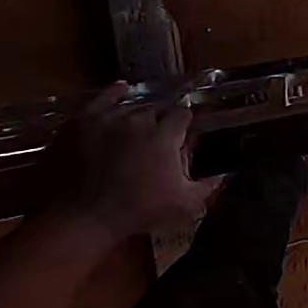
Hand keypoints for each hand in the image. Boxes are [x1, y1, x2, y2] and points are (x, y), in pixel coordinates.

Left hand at [47, 82, 215, 239]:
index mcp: (165, 135)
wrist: (82, 218)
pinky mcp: (83, 120)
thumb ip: (207, 187)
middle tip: (159, 136)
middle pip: (157, 109)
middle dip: (161, 120)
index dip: (185, 123)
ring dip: (138, 114)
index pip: (183, 115)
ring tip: (138, 124)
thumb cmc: (137, 212)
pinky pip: (102, 99)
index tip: (184, 132)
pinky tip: (121, 89)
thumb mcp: (183, 205)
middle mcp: (140, 119)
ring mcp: (109, 117)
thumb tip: (225, 174)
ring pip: (131, 105)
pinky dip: (114, 93)